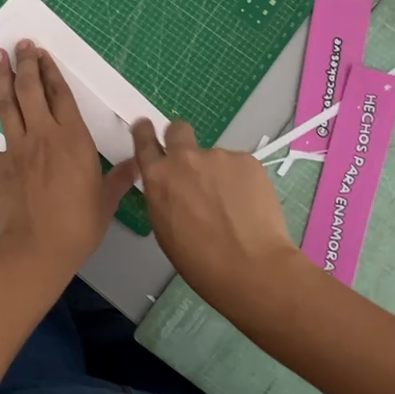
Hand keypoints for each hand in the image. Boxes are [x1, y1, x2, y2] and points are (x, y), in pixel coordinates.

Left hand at [0, 41, 137, 280]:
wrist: (39, 249)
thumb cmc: (79, 225)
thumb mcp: (106, 200)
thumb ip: (121, 178)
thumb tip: (139, 163)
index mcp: (73, 139)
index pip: (61, 96)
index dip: (52, 72)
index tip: (44, 53)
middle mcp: (44, 135)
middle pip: (32, 91)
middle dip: (26, 64)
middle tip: (21, 44)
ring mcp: (17, 149)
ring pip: (7, 106)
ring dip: (1, 79)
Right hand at [130, 119, 302, 306]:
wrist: (250, 266)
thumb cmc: (200, 260)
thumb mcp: (164, 228)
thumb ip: (163, 196)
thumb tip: (173, 188)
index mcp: (158, 177)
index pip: (144, 140)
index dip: (145, 132)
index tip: (146, 127)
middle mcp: (185, 158)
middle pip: (178, 128)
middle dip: (180, 139)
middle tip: (192, 164)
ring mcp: (219, 156)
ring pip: (214, 157)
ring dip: (218, 173)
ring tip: (232, 205)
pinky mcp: (248, 160)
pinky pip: (239, 166)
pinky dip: (241, 181)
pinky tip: (248, 206)